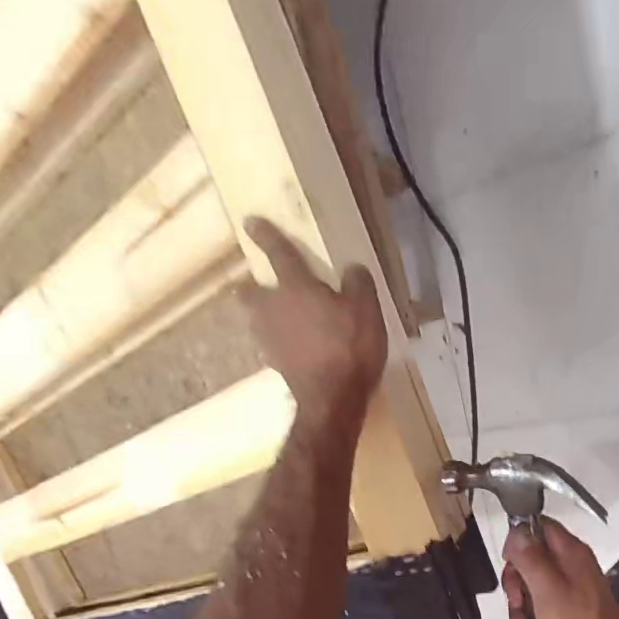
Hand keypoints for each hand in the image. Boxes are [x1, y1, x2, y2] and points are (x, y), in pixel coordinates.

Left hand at [239, 218, 387, 429]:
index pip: (279, 254)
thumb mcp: (367, 309)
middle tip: (264, 285)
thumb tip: (351, 269)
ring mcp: (269, 337)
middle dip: (253, 286)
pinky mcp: (274, 362)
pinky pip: (272, 341)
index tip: (251, 221)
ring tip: (285, 318)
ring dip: (266, 314)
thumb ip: (358, 284)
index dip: (267, 236)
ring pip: (258, 318)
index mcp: (296, 288)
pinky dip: (281, 339)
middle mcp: (273, 308)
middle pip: (250, 291)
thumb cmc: (351, 347)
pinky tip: (298, 345)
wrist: (332, 397)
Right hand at [501, 519, 618, 618]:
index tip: (509, 565)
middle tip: (518, 604)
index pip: (538, 525)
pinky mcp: (570, 604)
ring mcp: (571, 584)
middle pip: (531, 557)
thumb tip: (516, 529)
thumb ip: (530, 557)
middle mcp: (571, 562)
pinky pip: (542, 602)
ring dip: (522, 608)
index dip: (518, 540)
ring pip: (533, 584)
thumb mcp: (546, 589)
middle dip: (517, 583)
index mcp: (569, 550)